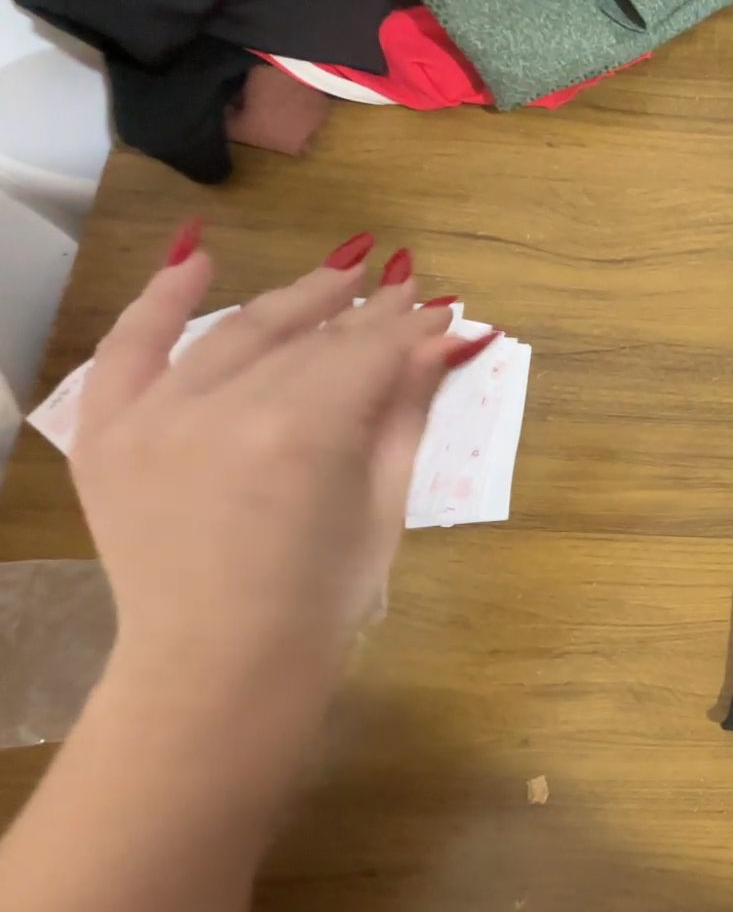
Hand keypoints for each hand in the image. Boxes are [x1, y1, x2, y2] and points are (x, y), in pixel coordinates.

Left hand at [70, 223, 482, 714]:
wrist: (223, 652)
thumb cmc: (331, 585)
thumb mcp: (387, 497)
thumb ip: (406, 411)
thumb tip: (444, 344)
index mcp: (306, 434)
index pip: (369, 353)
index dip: (412, 327)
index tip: (444, 309)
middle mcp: (224, 410)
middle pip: (311, 339)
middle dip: (367, 310)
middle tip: (406, 284)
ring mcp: (155, 418)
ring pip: (237, 334)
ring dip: (295, 299)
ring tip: (343, 270)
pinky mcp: (109, 433)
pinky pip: (127, 350)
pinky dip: (161, 301)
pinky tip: (198, 259)